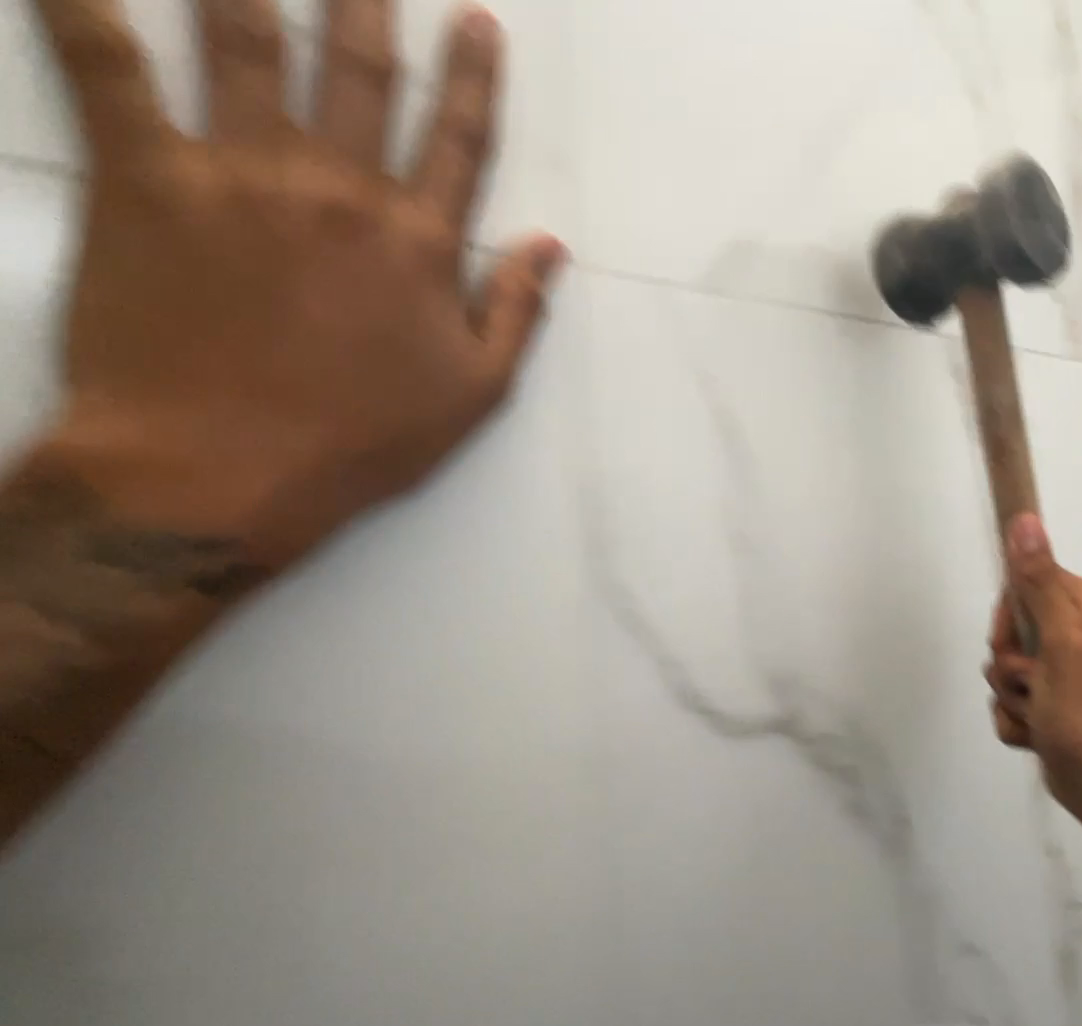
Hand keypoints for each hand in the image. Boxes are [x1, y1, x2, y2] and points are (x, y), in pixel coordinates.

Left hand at [31, 0, 565, 566]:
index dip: (472, 75)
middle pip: (359, 72)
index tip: (474, 21)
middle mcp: (341, 191)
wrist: (215, 473)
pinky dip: (83, 5)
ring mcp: (240, 177)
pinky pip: (104, 69)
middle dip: (364, 4)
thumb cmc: (361, 439)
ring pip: (243, 45)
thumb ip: (517, 311)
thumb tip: (549, 245)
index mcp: (422, 245)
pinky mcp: (142, 181)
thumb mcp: (476, 391)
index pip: (459, 139)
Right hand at [983, 514, 1081, 818]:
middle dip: (1008, 666)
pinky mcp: (1051, 701)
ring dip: (1011, 697)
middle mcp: (1075, 630)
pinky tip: (1037, 734)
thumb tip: (1024, 518)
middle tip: (1032, 685)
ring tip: (1039, 715)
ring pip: (1004, 669)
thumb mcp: (1060, 639)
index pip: (1021, 586)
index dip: (1007, 620)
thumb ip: (1038, 580)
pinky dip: (1017, 720)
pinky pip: (1010, 700)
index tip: (1013, 646)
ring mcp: (1062, 669)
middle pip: (1008, 630)